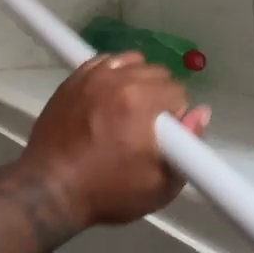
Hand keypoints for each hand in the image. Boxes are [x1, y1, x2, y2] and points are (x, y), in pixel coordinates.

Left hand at [19, 53, 210, 227]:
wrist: (52, 186)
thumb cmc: (108, 191)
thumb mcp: (160, 184)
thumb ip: (189, 147)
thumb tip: (201, 113)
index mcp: (139, 102)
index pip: (177, 91)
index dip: (178, 115)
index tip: (166, 136)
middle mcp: (115, 80)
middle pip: (155, 72)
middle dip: (160, 95)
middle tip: (149, 125)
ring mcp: (90, 76)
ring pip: (130, 61)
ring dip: (137, 79)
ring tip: (130, 108)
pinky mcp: (72, 79)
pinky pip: (103, 61)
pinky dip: (113, 72)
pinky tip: (110, 95)